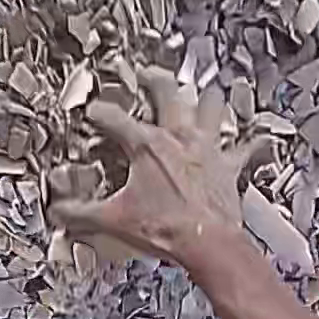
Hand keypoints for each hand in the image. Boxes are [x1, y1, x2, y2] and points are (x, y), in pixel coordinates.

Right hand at [50, 66, 270, 274]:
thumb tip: (58, 213)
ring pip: (211, 106)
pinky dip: (253, 142)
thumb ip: (82, 215)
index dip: (99, 113)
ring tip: (203, 90)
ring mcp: (207, 149)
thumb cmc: (166, 229)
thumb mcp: (114, 221)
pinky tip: (259, 137)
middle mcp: (179, 138)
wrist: (207, 244)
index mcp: (147, 146)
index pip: (115, 119)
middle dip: (154, 80)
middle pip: (167, 93)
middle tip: (146, 74)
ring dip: (206, 97)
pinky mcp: (229, 167)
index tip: (92, 112)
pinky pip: (247, 147)